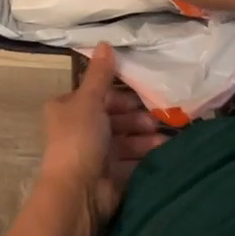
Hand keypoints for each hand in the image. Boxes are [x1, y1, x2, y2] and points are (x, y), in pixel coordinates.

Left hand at [38, 44, 167, 220]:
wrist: (78, 192)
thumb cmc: (79, 139)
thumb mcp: (89, 100)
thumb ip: (100, 74)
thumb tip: (104, 42)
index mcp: (68, 109)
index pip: (99, 96)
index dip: (121, 96)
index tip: (145, 96)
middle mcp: (79, 130)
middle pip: (114, 119)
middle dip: (137, 119)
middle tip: (161, 118)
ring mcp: (95, 155)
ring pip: (125, 141)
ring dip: (146, 138)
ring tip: (166, 138)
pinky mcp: (109, 177)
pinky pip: (131, 162)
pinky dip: (146, 157)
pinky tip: (165, 153)